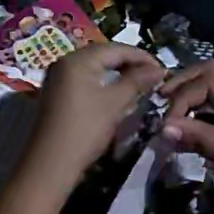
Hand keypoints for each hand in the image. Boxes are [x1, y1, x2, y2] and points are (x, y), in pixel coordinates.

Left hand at [20, 44, 164, 183]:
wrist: (51, 164)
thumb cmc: (85, 129)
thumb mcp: (115, 103)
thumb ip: (137, 81)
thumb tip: (158, 69)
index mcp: (78, 59)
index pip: (116, 49)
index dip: (142, 57)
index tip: (163, 69)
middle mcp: (65, 61)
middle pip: (104, 54)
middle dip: (130, 63)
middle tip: (153, 75)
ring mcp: (58, 76)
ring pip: (94, 66)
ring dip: (117, 72)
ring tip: (140, 82)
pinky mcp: (56, 91)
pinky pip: (84, 77)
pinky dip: (103, 80)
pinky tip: (117, 90)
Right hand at [161, 60, 213, 213]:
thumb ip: (198, 136)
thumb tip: (162, 127)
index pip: (210, 80)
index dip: (184, 96)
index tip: (166, 122)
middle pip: (211, 75)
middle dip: (184, 84)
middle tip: (160, 101)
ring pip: (212, 92)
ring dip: (189, 98)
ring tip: (167, 114)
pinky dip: (197, 116)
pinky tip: (182, 130)